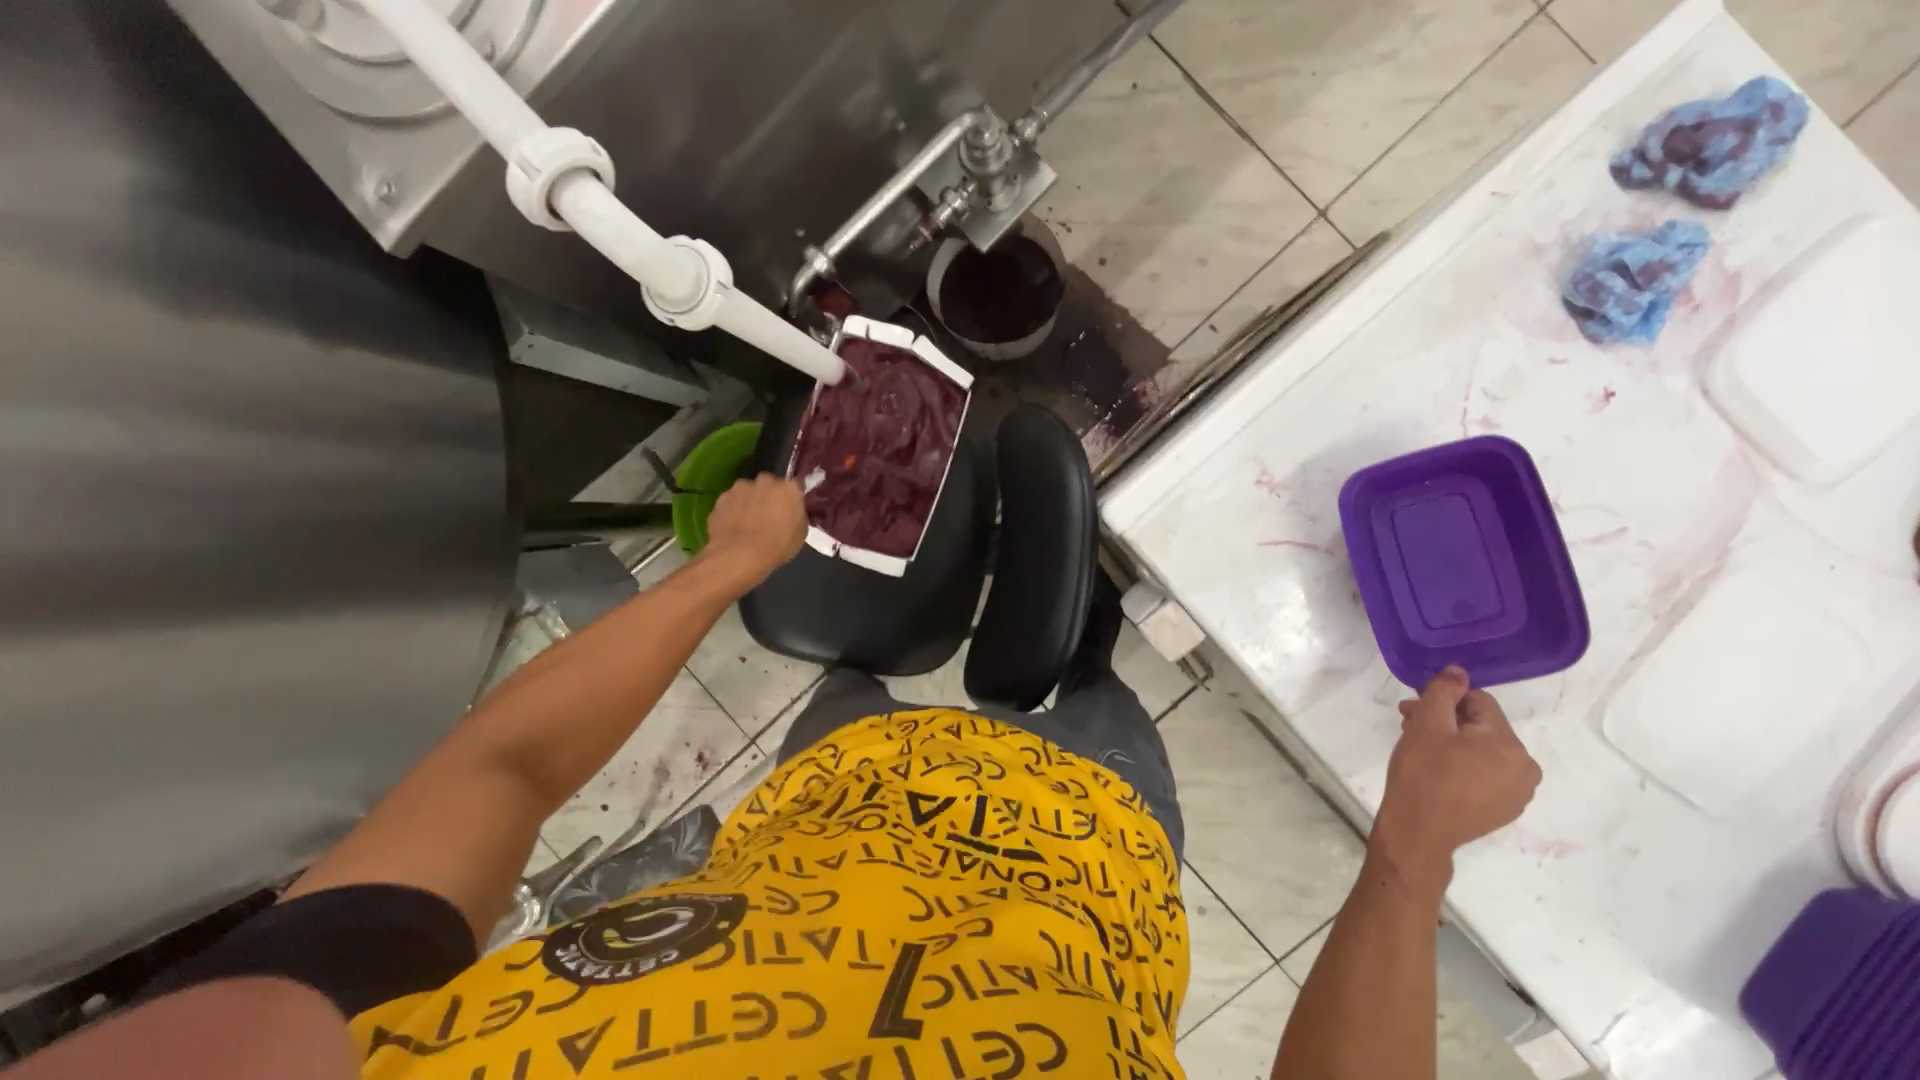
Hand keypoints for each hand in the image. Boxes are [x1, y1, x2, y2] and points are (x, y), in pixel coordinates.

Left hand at [698, 474, 807, 589]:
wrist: (739, 555)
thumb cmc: (776, 546)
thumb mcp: (800, 533)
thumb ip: (797, 514)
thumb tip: (792, 511)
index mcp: (789, 489)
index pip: (797, 483)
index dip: (794, 494)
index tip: (792, 504)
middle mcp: (765, 481)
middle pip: (770, 483)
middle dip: (769, 494)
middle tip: (769, 513)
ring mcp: (741, 487)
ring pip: (748, 490)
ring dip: (750, 500)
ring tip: (747, 521)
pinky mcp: (722, 497)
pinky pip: (731, 501)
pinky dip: (733, 509)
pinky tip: (733, 525)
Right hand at [1369, 666, 1540, 897]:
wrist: (1418, 833)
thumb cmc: (1422, 775)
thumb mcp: (1426, 725)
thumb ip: (1443, 691)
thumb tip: (1459, 671)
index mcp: (1511, 744)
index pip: (1478, 702)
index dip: (1443, 700)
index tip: (1413, 709)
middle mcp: (1525, 768)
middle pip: (1481, 727)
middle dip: (1445, 722)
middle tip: (1408, 726)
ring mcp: (1518, 793)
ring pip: (1482, 751)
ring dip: (1452, 743)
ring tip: (1420, 750)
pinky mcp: (1504, 810)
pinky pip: (1485, 774)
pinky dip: (1462, 766)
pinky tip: (1437, 773)